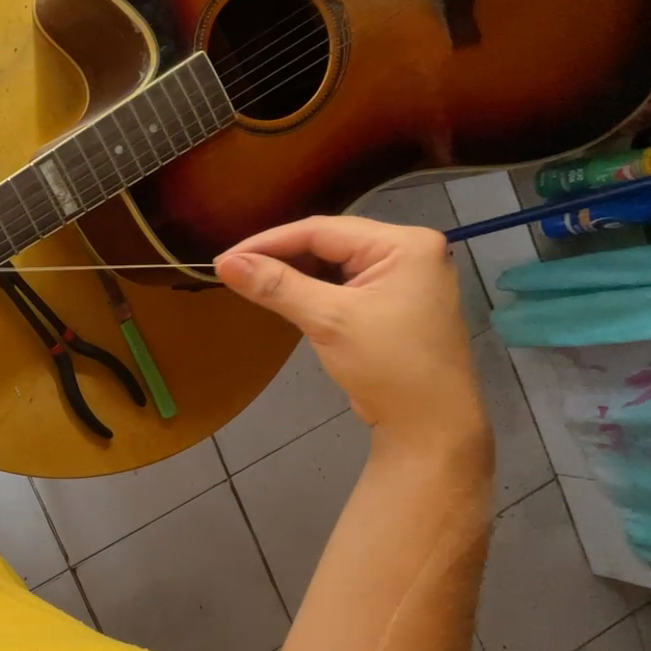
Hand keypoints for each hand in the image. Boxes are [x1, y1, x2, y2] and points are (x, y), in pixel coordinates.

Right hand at [215, 216, 486, 445]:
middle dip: (277, 256)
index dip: (267, 242)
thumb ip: (276, 286)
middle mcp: (406, 251)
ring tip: (248, 280)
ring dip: (289, 272)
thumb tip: (224, 264)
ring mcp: (399, 276)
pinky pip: (339, 282)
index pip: (321, 230)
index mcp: (403, 244)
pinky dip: (307, 287)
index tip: (223, 259)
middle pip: (326, 242)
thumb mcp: (328, 320)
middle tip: (230, 270)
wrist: (428, 420)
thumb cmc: (387, 363)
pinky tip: (280, 293)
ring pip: (330, 262)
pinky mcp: (388, 300)